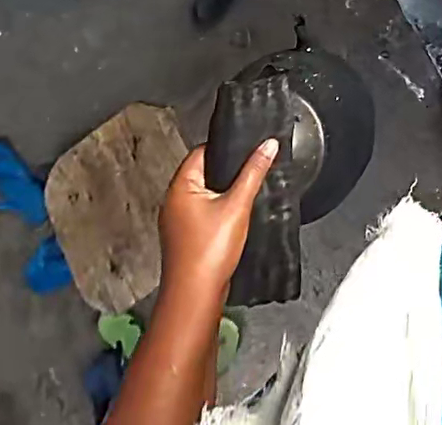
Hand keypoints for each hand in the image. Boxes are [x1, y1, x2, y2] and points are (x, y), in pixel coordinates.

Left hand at [158, 139, 276, 300]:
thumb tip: (268, 145)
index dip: (225, 146)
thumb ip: (254, 171)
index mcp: (179, 188)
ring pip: (206, 191)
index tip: (247, 146)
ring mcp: (178, 219)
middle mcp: (173, 202)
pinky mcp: (187, 234)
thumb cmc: (208, 252)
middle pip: (204, 170)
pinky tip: (236, 213)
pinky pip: (206, 209)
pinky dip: (221, 206)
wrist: (196, 296)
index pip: (201, 151)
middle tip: (251, 168)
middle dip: (228, 169)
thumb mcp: (239, 203)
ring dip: (225, 190)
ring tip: (245, 191)